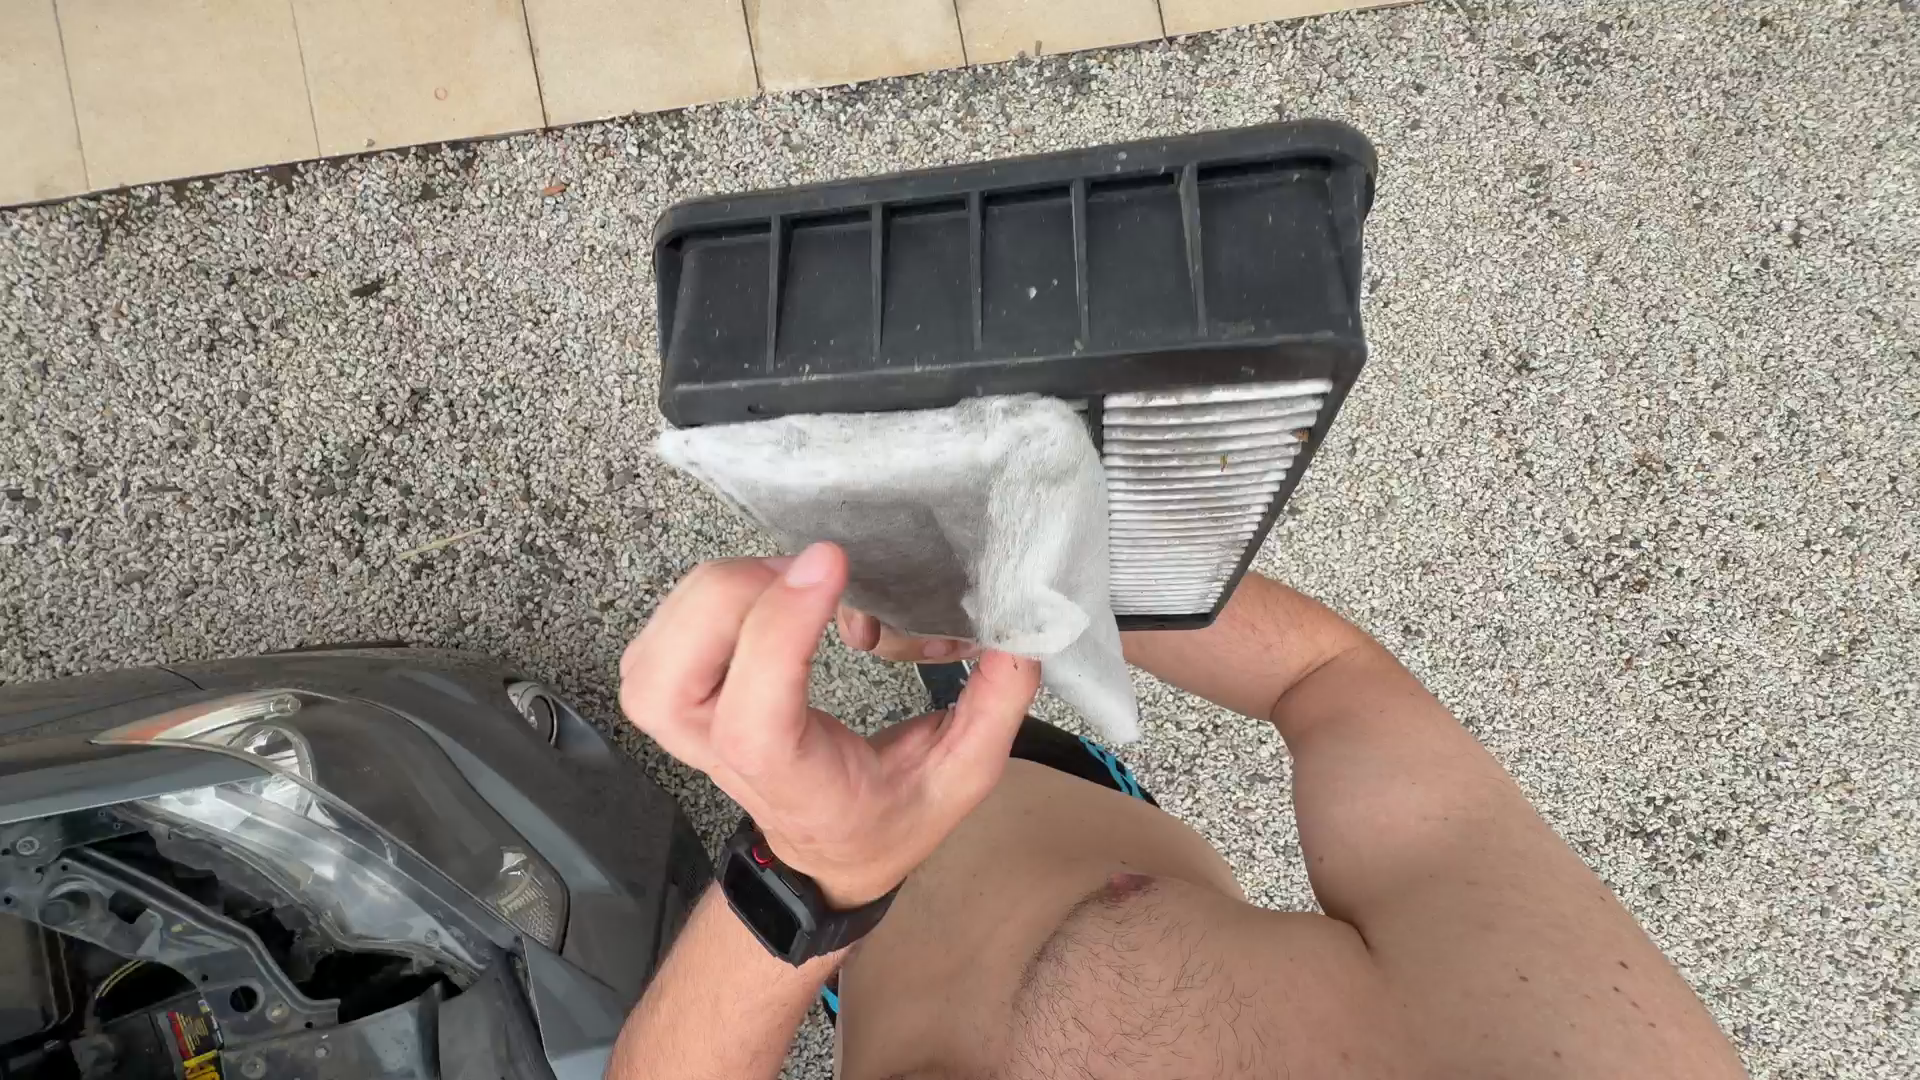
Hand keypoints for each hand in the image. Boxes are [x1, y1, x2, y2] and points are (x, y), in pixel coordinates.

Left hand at [619, 542, 1041, 907]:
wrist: (822, 855)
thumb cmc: (888, 819)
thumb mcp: (961, 776)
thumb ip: (994, 705)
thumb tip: (1019, 630)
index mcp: (797, 781)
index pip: (757, 716)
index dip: (779, 631)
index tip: (830, 562)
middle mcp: (723, 757)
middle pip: (672, 675)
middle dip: (734, 596)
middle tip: (808, 570)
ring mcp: (686, 732)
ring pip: (651, 653)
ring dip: (713, 592)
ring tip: (786, 577)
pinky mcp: (678, 704)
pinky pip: (656, 640)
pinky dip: (698, 599)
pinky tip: (754, 592)